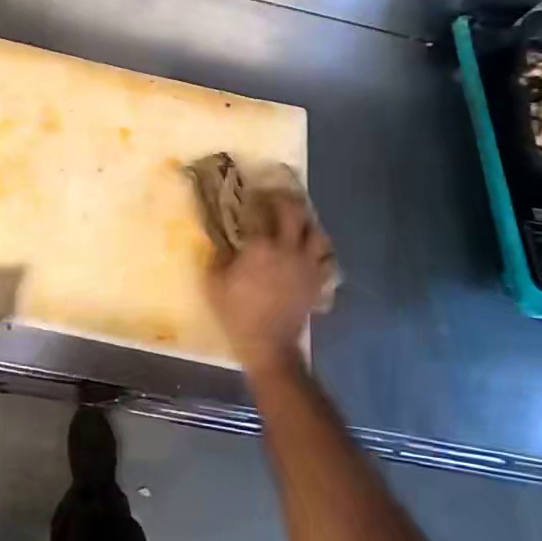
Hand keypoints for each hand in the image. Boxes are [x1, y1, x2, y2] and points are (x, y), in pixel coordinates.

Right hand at [207, 191, 333, 374]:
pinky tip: (312, 253)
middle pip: (294, 212)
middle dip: (285, 199)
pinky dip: (321, 253)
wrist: (268, 346)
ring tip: (298, 223)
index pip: (259, 211)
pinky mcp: (317, 282)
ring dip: (308, 223)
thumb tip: (222, 241)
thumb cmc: (237, 314)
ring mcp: (307, 265)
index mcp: (261, 246)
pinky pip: (327, 260)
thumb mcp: (214, 283)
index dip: (254, 199)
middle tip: (276, 197)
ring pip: (317, 233)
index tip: (249, 194)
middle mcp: (288, 249)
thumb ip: (218, 256)